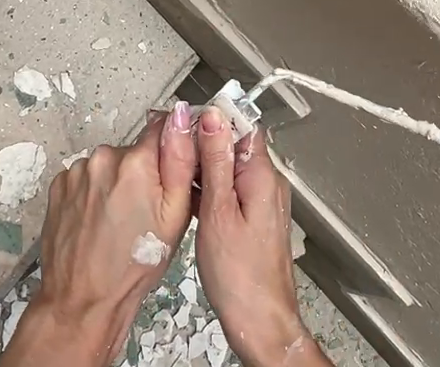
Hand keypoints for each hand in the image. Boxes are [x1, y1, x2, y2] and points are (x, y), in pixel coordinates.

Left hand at [1, 102, 196, 366]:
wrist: (81, 301)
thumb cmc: (135, 265)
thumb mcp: (175, 217)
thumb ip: (181, 160)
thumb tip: (182, 114)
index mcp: (136, 161)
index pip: (162, 128)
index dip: (170, 149)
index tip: (170, 174)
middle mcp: (104, 156)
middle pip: (134, 151)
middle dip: (142, 173)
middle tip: (144, 211)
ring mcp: (77, 170)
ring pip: (110, 165)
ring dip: (117, 183)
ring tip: (118, 220)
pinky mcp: (59, 185)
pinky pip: (87, 177)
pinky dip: (94, 193)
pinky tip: (97, 221)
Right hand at [192, 110, 328, 366]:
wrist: (260, 322)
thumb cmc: (241, 276)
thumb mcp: (219, 212)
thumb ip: (216, 162)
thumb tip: (213, 118)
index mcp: (263, 175)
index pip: (243, 124)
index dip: (214, 117)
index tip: (186, 118)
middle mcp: (267, 183)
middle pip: (235, 143)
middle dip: (204, 140)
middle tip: (172, 144)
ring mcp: (261, 200)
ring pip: (229, 166)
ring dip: (204, 164)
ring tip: (174, 169)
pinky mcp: (252, 217)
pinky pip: (229, 188)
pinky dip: (209, 187)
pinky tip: (188, 195)